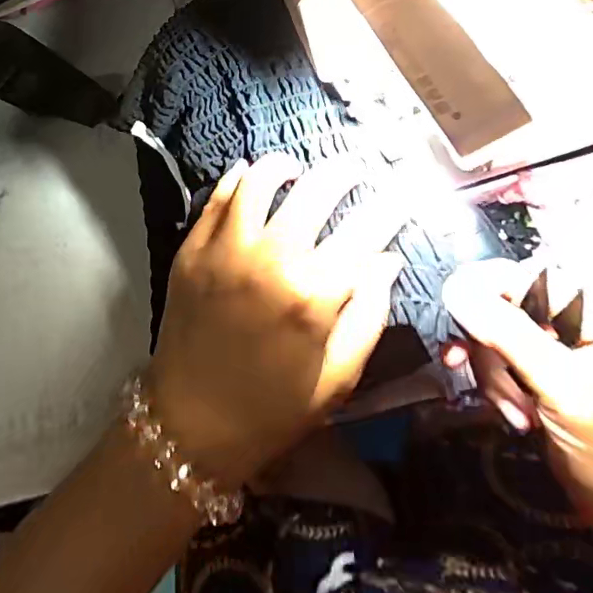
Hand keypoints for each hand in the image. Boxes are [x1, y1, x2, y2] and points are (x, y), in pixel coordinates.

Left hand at [146, 154, 405, 485]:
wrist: (192, 426)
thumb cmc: (276, 407)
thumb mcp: (340, 374)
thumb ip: (370, 311)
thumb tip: (386, 258)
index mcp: (314, 293)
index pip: (365, 230)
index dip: (390, 206)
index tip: (401, 194)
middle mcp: (270, 259)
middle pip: (316, 191)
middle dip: (343, 173)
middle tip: (353, 170)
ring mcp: (225, 249)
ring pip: (259, 181)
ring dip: (284, 167)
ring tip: (295, 169)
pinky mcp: (192, 250)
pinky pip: (217, 197)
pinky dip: (237, 179)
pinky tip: (250, 175)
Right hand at [442, 259, 592, 546]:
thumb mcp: (570, 392)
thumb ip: (512, 337)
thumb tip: (457, 292)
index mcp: (585, 307)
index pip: (514, 273)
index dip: (480, 295)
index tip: (463, 331)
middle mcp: (566, 320)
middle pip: (494, 304)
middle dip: (488, 349)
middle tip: (508, 393)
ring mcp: (551, 350)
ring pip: (489, 335)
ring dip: (491, 375)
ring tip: (517, 415)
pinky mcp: (537, 378)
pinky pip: (496, 362)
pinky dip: (491, 385)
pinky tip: (504, 410)